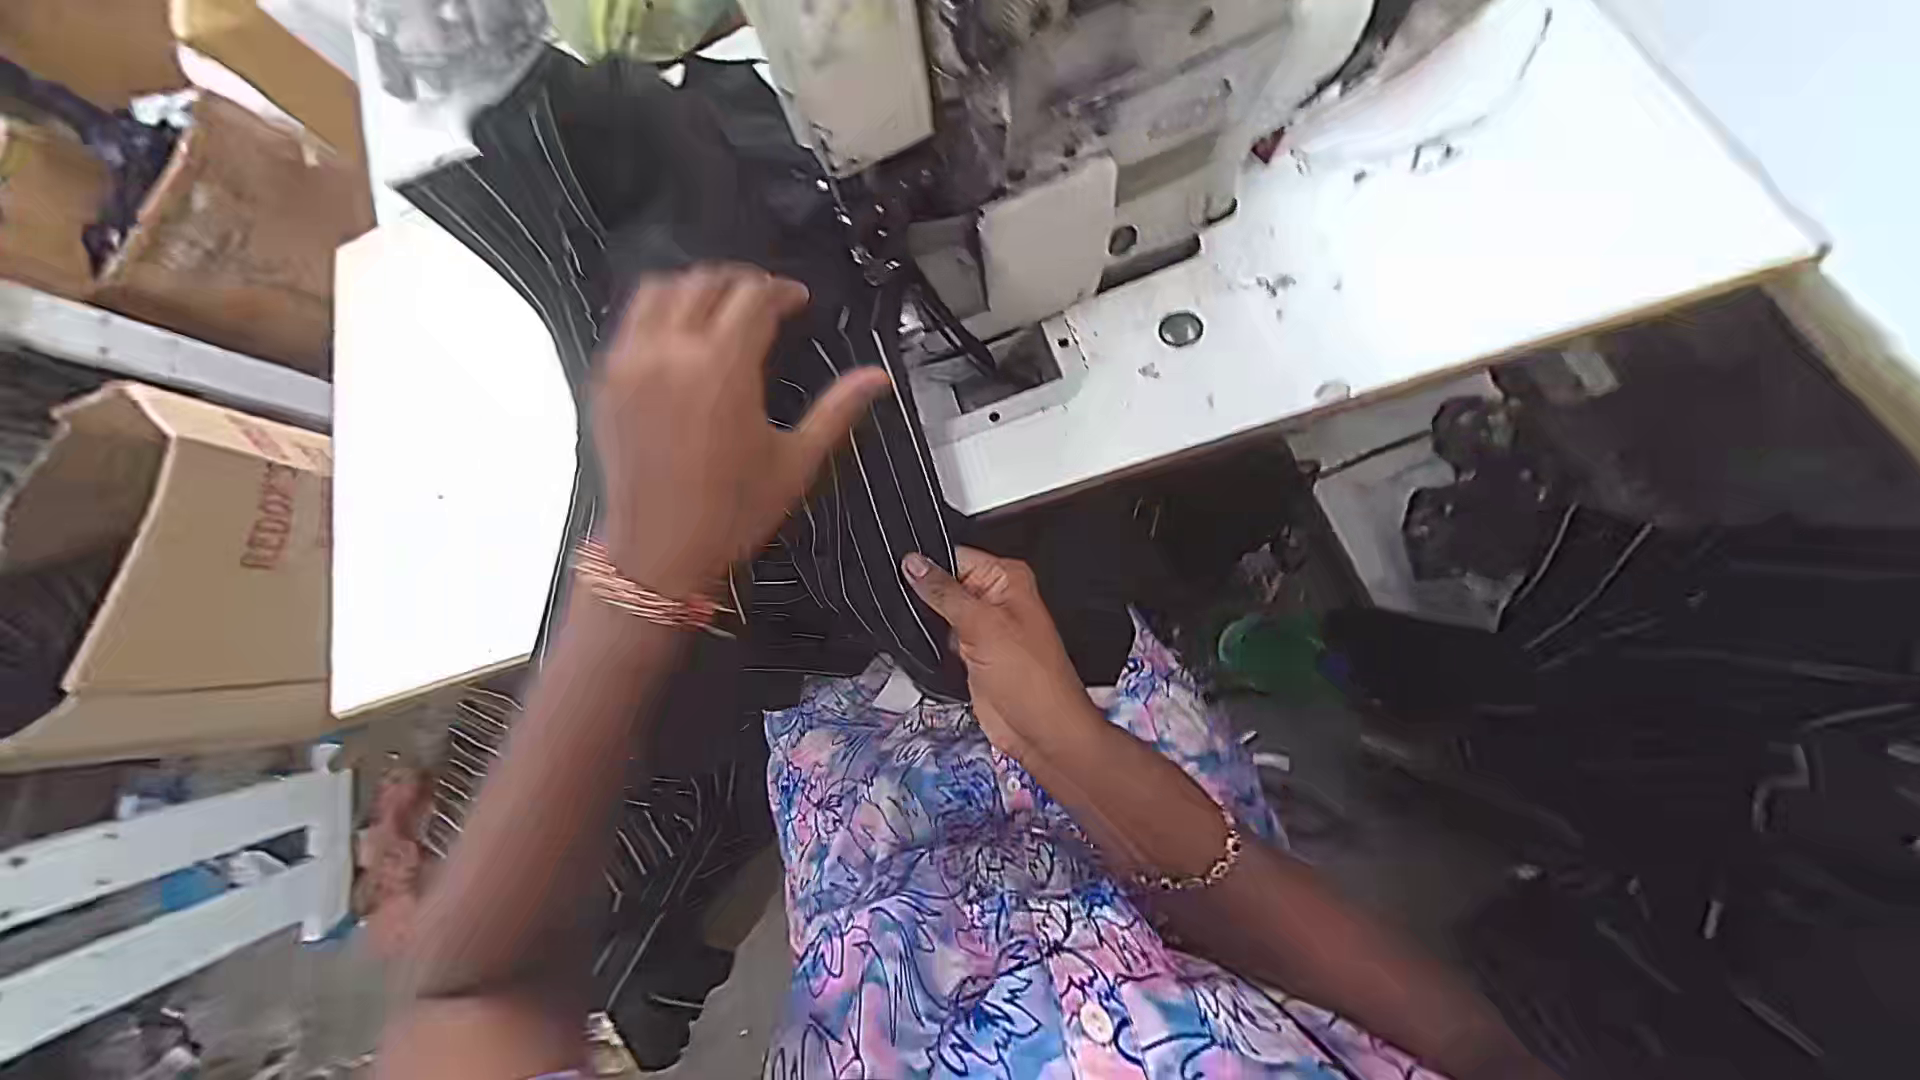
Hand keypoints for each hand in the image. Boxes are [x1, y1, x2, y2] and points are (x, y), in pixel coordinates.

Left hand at [593, 265, 890, 597]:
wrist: (662, 550)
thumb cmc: (728, 515)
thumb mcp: (797, 461)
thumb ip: (838, 409)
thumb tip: (874, 379)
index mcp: (723, 371)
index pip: (753, 296)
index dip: (781, 289)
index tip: (795, 298)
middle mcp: (671, 357)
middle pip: (706, 281)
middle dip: (742, 280)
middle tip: (765, 297)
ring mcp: (632, 366)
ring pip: (660, 289)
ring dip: (697, 286)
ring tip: (723, 305)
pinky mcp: (608, 382)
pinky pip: (631, 321)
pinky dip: (660, 311)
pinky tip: (682, 335)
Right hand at [902, 547, 1100, 747]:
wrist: (1040, 729)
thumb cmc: (1033, 680)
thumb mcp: (981, 624)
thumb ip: (943, 592)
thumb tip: (915, 564)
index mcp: (1007, 579)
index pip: (957, 555)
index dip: (929, 563)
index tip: (903, 571)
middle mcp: (996, 600)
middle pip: (945, 583)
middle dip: (927, 595)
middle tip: (917, 608)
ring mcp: (983, 628)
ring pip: (940, 612)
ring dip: (929, 622)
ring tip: (932, 633)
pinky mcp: (972, 653)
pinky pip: (942, 638)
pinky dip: (932, 643)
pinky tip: (932, 649)